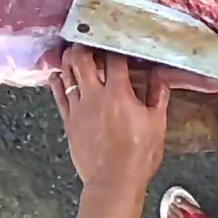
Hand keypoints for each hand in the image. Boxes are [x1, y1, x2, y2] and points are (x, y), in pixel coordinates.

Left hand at [50, 45, 169, 192]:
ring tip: (74, 51)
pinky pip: (58, 95)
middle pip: (82, 58)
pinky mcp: (68, 120)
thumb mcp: (157, 122)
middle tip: (89, 38)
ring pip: (67, 73)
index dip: (115, 44)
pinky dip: (58, 81)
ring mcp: (78, 107)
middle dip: (84, 45)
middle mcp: (94, 95)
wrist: (114, 179)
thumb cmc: (139, 153)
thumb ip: (157, 95)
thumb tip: (159, 75)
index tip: (118, 37)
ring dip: (69, 59)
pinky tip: (59, 75)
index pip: (114, 58)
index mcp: (119, 93)